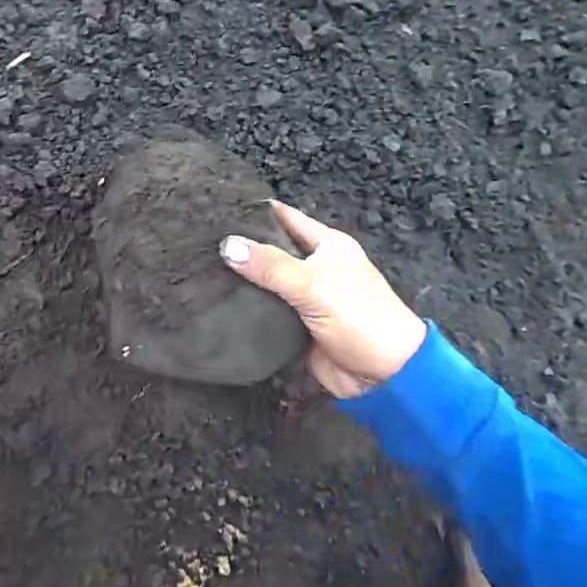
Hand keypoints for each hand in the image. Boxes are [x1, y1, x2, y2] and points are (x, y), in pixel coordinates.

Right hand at [221, 201, 427, 397]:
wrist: (385, 377)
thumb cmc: (359, 318)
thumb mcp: (314, 284)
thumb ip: (270, 265)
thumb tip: (227, 245)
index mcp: (326, 244)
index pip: (284, 217)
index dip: (254, 211)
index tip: (219, 208)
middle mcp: (314, 266)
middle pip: (271, 250)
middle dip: (242, 247)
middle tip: (202, 241)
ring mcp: (304, 297)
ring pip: (265, 283)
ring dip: (242, 281)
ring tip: (201, 269)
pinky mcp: (295, 326)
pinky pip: (266, 312)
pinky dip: (247, 309)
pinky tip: (216, 303)